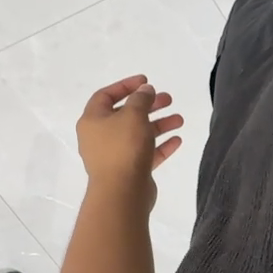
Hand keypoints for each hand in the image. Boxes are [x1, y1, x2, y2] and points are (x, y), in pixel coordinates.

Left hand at [76, 75, 182, 203]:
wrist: (122, 192)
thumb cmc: (123, 148)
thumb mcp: (133, 115)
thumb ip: (141, 99)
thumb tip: (145, 91)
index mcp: (93, 120)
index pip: (105, 95)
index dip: (126, 86)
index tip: (146, 81)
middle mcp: (100, 136)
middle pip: (126, 114)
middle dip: (148, 105)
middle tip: (168, 99)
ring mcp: (114, 154)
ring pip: (138, 133)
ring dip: (159, 124)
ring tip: (179, 120)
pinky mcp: (129, 169)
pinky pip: (146, 152)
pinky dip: (160, 145)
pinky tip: (177, 140)